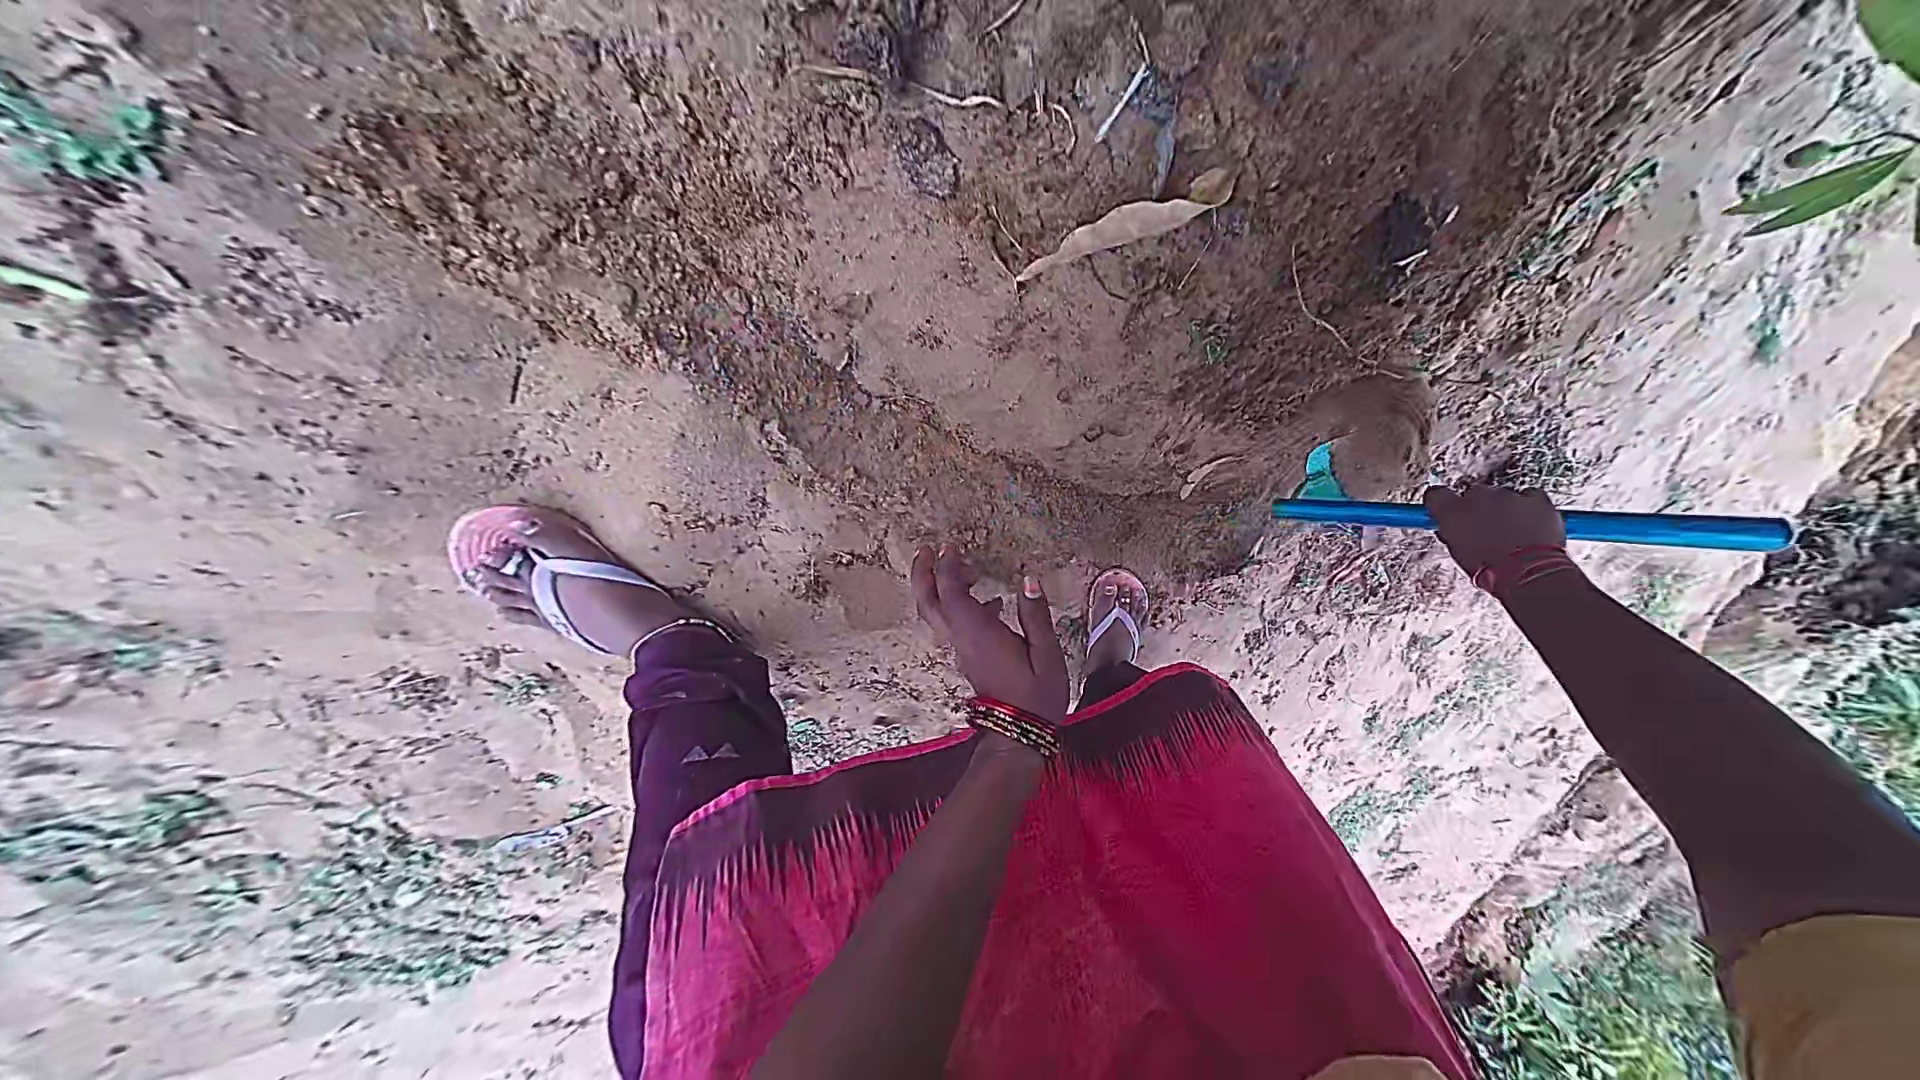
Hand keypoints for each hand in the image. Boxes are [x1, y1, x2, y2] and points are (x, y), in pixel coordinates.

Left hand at [910, 544, 1068, 724]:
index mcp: (979, 633)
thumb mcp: (1047, 653)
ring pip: (936, 613)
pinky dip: (958, 603)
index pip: (952, 592)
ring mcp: (961, 649)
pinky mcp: (967, 657)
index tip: (950, 546)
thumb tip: (1029, 580)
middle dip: (923, 573)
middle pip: (928, 602)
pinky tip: (989, 601)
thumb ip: (1036, 614)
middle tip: (928, 549)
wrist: (1019, 734)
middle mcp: (962, 639)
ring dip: (939, 586)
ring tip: (965, 568)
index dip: (947, 566)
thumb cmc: (1037, 695)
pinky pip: (951, 623)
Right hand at [1422, 485, 1566, 574]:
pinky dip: (1528, 506)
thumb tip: (1450, 527)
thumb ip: (1451, 532)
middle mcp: (1477, 498)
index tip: (1443, 509)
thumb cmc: (1491, 567)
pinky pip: (1529, 495)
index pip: (1436, 495)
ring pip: (1501, 496)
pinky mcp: (1534, 499)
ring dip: (1502, 508)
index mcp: (1451, 511)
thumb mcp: (1457, 552)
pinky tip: (1527, 522)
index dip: (1441, 503)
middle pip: (1473, 493)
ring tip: (1509, 532)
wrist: (1529, 571)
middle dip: (1477, 507)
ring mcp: (1507, 497)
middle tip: (1482, 527)